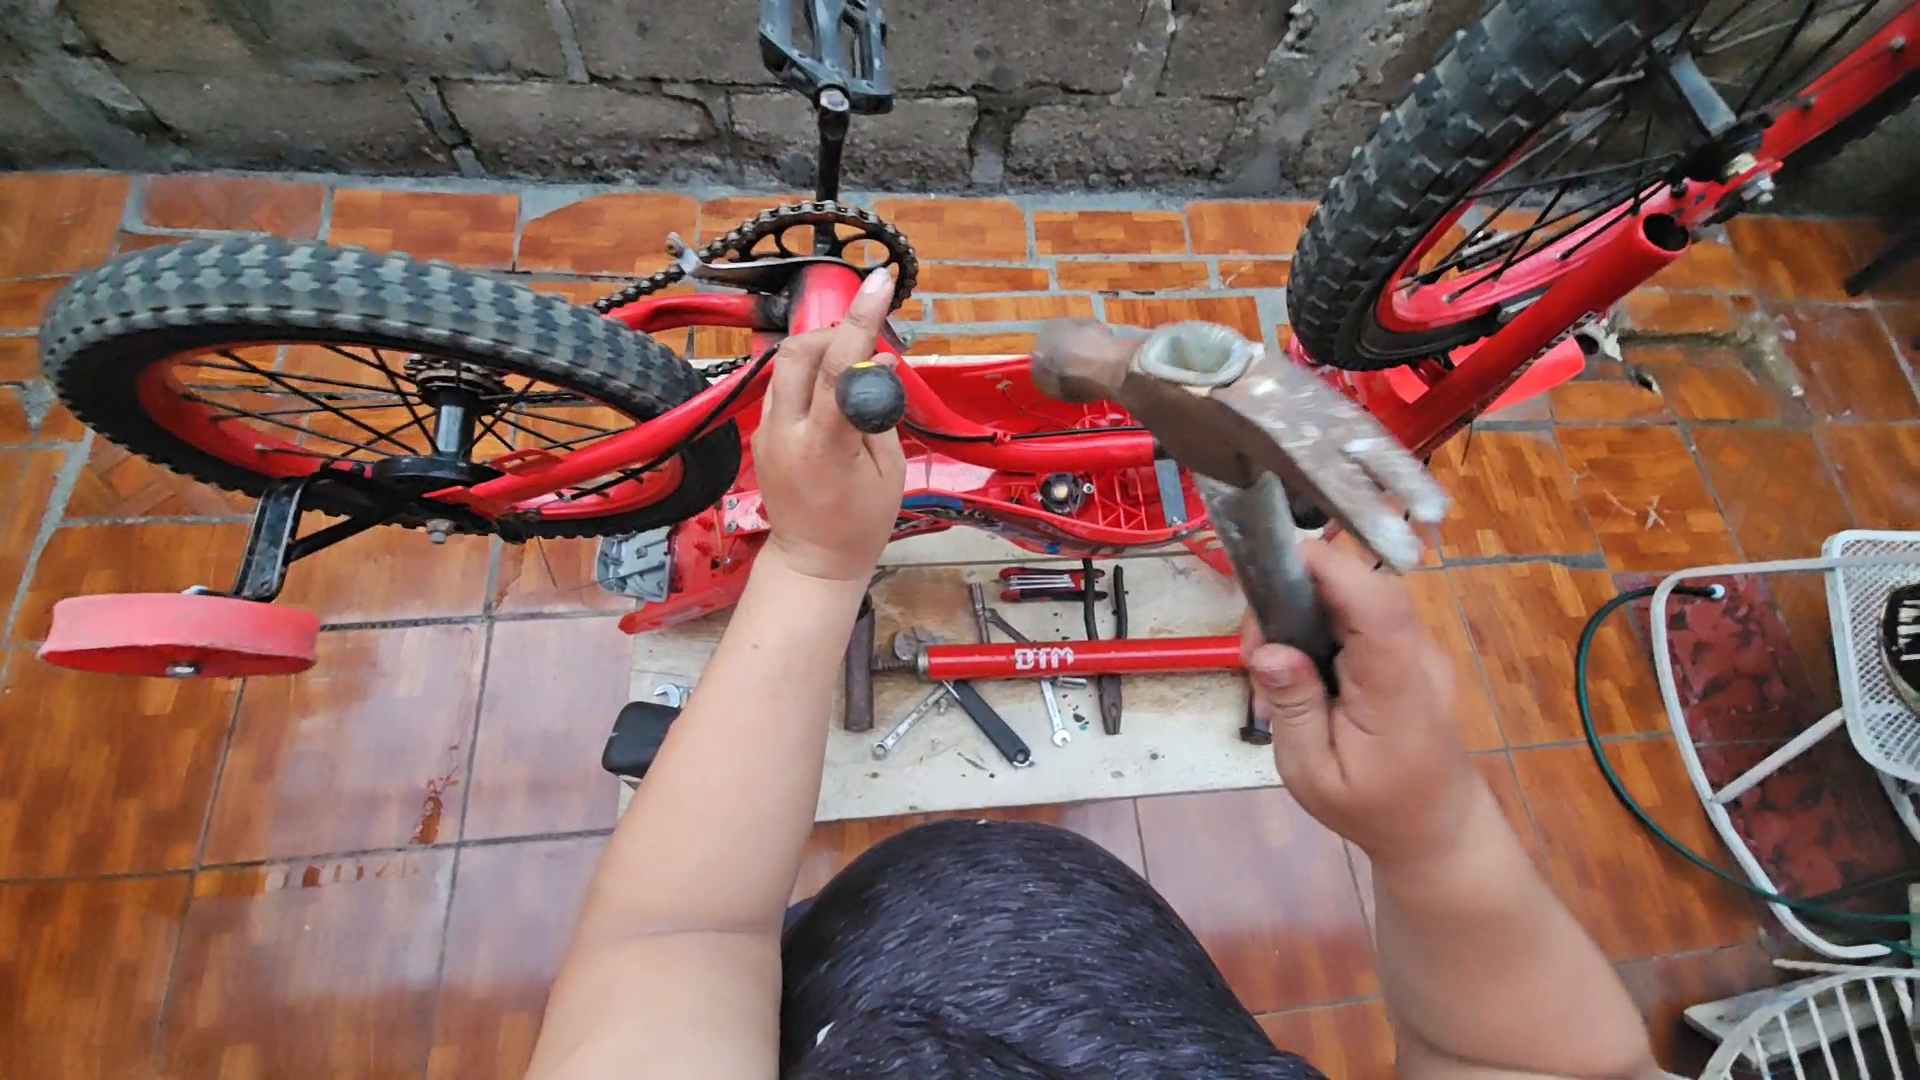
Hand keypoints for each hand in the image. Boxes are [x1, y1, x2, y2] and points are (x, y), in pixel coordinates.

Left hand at [753, 267, 907, 583]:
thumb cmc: (862, 522)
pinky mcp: (760, 434)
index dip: (862, 320)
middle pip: (797, 351)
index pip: (840, 368)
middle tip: (862, 341)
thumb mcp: (889, 469)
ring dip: (819, 350)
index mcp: (823, 445)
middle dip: (832, 331)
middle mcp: (784, 431)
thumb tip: (880, 364)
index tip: (880, 283)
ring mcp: (766, 432)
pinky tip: (830, 392)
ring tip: (850, 365)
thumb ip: (879, 411)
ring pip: (784, 365)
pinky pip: (782, 387)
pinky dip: (808, 375)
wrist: (812, 560)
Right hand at [1239, 540, 1479, 868]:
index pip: (1378, 606)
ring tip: (1274, 676)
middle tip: (1254, 654)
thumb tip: (1268, 650)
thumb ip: (1293, 709)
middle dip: (1291, 597)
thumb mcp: (1312, 774)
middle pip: (1357, 590)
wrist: (1436, 828)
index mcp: (1396, 689)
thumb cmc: (1372, 808)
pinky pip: (1356, 617)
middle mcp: (1417, 656)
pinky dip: (1316, 629)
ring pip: (1351, 599)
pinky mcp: (1406, 651)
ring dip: (1299, 616)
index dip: (1330, 569)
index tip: (1274, 560)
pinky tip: (1300, 674)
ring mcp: (1416, 650)